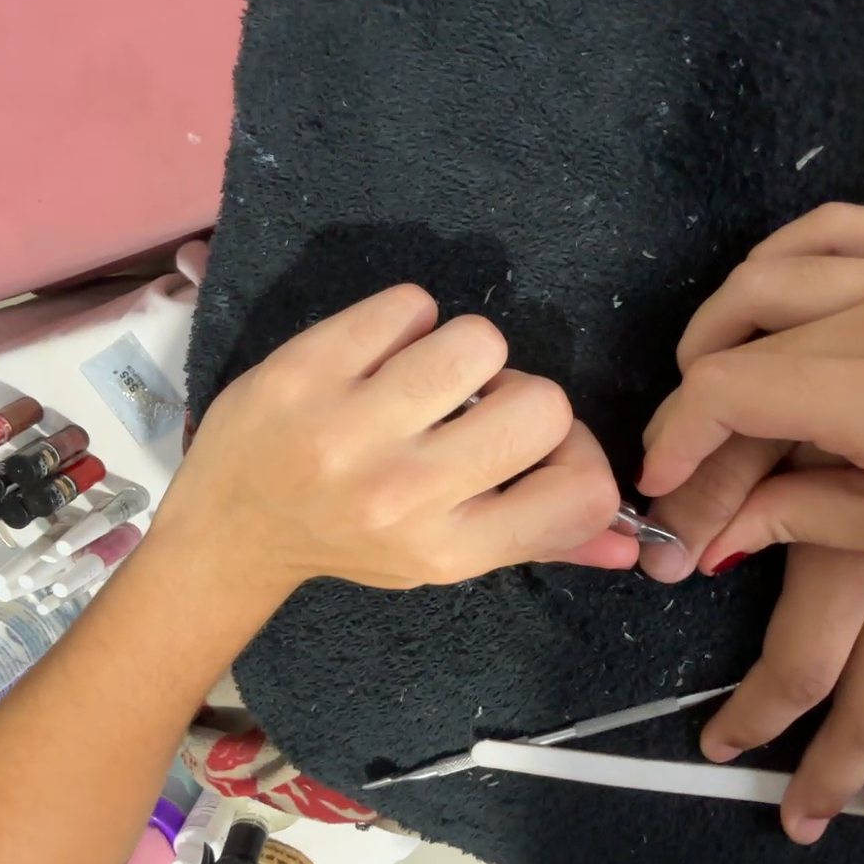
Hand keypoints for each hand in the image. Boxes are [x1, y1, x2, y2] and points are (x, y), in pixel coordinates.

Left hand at [159, 284, 636, 596]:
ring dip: (465, 352)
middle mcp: (404, 493)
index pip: (581, 494)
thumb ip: (540, 542)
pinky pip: (410, 305)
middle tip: (471, 409)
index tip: (539, 449)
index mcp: (449, 548)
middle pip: (543, 403)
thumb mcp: (444, 558)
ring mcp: (348, 427)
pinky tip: (376, 356)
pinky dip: (406, 321)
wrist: (230, 529)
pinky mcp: (304, 369)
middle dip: (520, 394)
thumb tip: (634, 543)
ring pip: (478, 341)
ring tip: (422, 380)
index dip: (581, 455)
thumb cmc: (350, 542)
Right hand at [640, 203, 863, 614]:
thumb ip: (791, 516)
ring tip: (723, 370)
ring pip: (772, 268)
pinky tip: (777, 300)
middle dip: (692, 391)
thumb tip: (703, 541)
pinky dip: (782, 261)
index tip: (658, 475)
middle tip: (691, 436)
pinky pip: (836, 226)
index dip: (675, 434)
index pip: (731, 392)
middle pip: (739, 331)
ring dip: (723, 322)